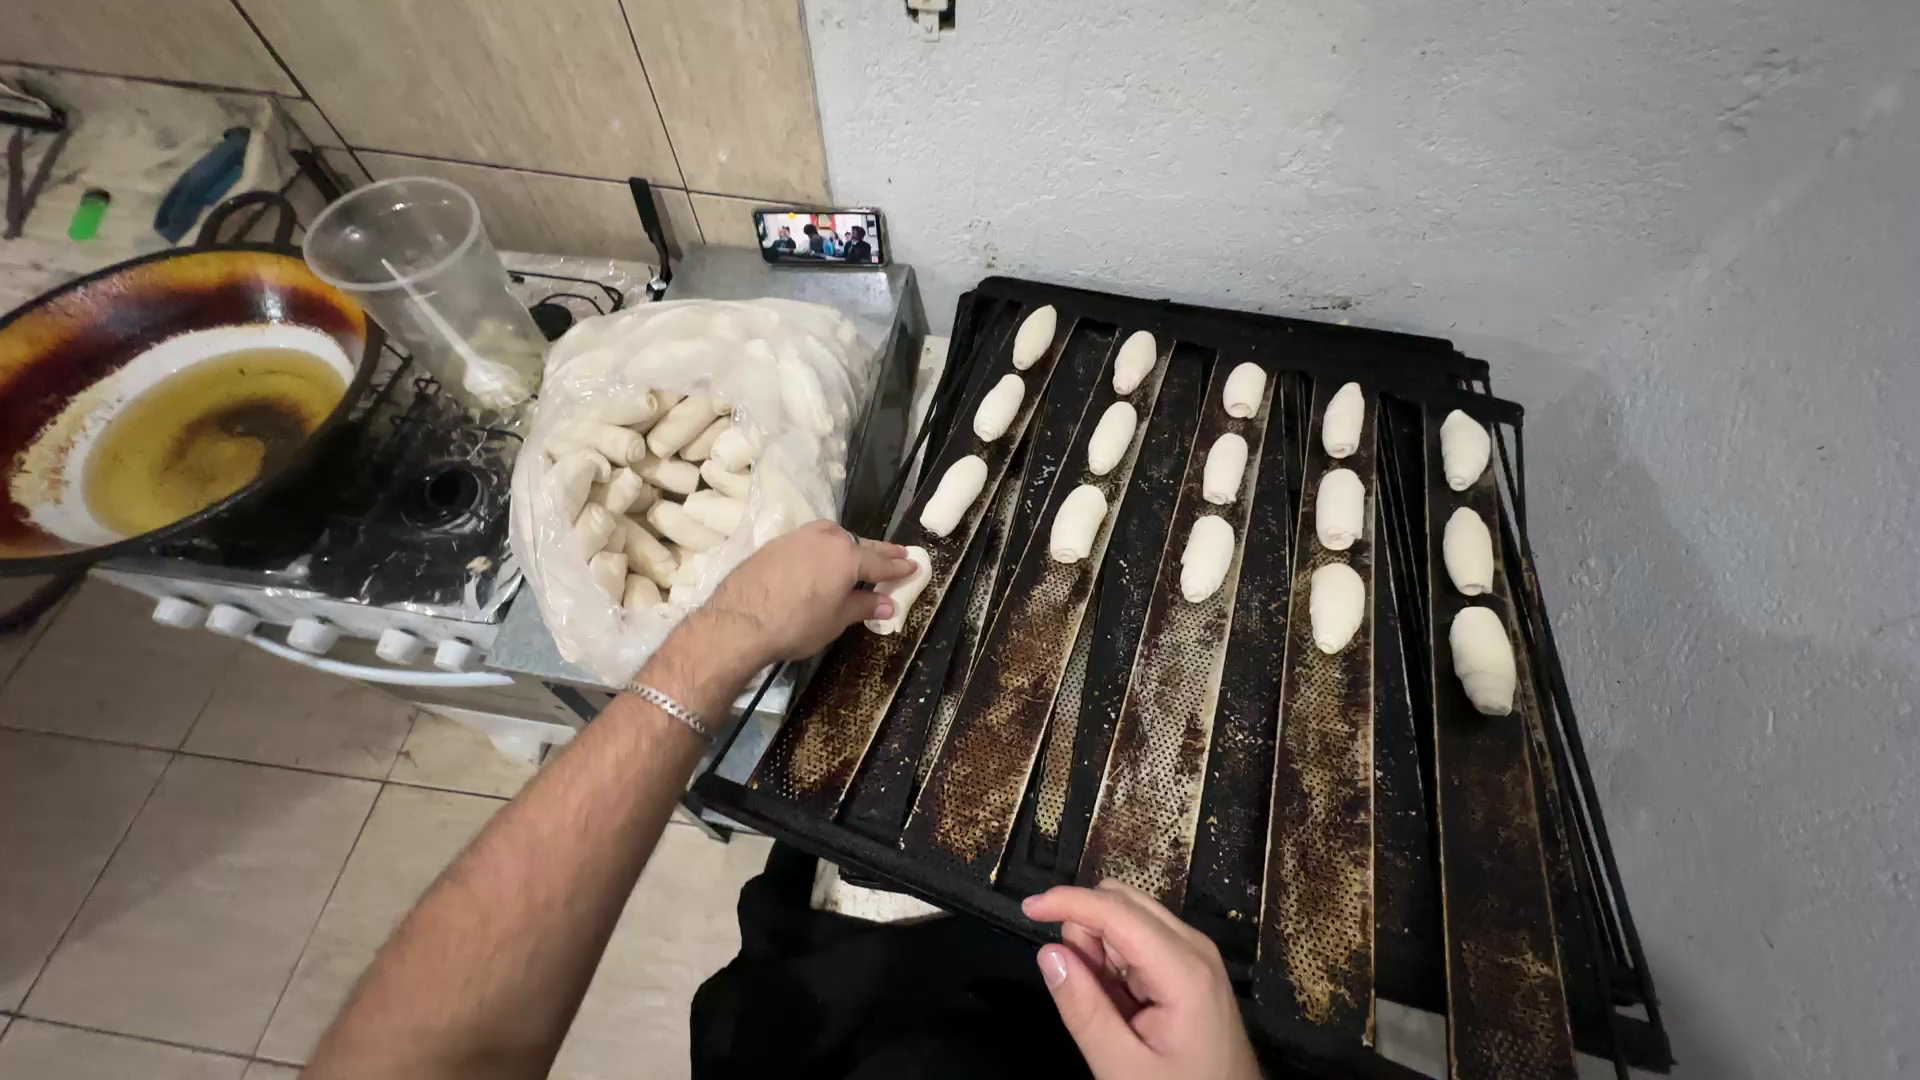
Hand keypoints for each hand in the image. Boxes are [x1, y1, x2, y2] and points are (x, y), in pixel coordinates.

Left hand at [700, 520, 916, 667]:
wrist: (737, 622)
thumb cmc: (795, 625)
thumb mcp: (835, 620)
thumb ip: (863, 607)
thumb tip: (887, 604)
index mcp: (847, 556)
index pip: (881, 563)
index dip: (899, 567)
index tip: (914, 565)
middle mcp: (826, 538)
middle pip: (860, 545)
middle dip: (881, 552)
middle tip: (899, 554)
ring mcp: (798, 537)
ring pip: (833, 537)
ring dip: (850, 545)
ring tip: (861, 554)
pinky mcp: (776, 543)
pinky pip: (811, 542)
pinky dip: (824, 549)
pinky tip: (822, 560)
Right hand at [1023, 881, 1260, 1079]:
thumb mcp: (1124, 1071)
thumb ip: (1084, 1011)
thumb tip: (1048, 952)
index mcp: (1183, 968)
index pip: (1115, 910)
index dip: (1067, 901)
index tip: (1027, 909)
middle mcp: (1192, 944)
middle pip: (1120, 901)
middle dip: (1086, 931)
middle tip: (1082, 990)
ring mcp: (1194, 952)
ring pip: (1126, 915)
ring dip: (1099, 947)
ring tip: (1108, 1007)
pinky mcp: (1190, 963)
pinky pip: (1138, 936)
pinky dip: (1115, 959)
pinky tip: (1122, 1003)